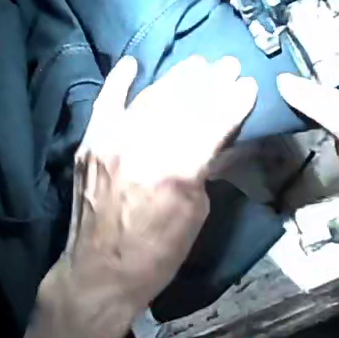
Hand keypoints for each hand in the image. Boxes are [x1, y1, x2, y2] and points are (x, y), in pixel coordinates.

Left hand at [37, 54, 257, 337]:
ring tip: (196, 65)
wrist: (99, 273)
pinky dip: (119, 81)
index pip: (213, 122)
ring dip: (176, 79)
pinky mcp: (90, 143)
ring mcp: (111, 141)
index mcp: (176, 171)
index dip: (234, 100)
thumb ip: (207, 169)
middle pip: (182, 103)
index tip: (248, 83)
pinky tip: (133, 64)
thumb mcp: (197, 213)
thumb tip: (224, 139)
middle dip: (209, 82)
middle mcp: (142, 147)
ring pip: (150, 97)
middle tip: (226, 65)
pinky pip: (105, 102)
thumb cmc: (157, 253)